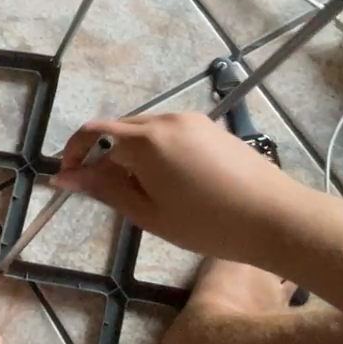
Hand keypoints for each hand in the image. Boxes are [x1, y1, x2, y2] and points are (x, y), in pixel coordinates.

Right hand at [49, 112, 314, 263]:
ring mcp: (191, 121)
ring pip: (142, 131)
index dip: (73, 154)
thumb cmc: (207, 224)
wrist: (279, 219)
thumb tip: (63, 177)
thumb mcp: (147, 212)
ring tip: (138, 192)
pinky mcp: (210, 128)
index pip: (93, 133)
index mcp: (146, 140)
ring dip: (127, 154)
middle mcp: (166, 119)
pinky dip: (153, 151)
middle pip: (117, 129)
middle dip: (101, 156)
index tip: (67, 179)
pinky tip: (167, 182)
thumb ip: (103, 189)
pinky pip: (166, 133)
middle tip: (102, 192)